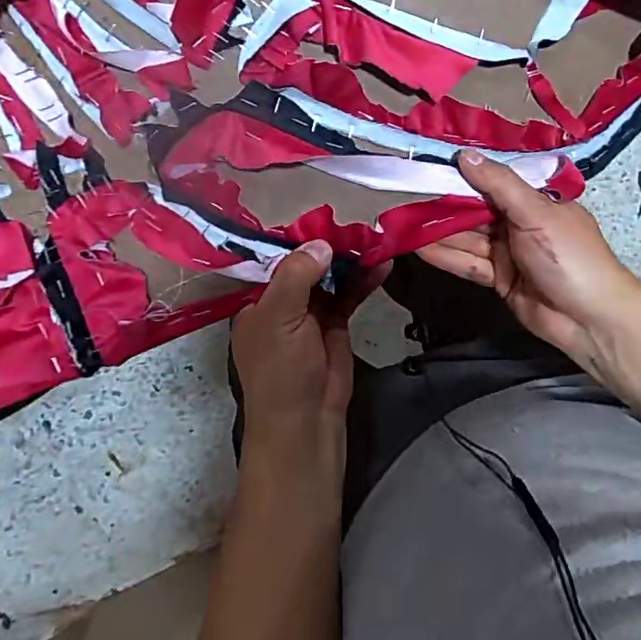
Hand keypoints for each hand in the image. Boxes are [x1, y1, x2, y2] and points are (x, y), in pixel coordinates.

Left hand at [231, 240, 388, 463]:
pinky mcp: (335, 323)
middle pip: (307, 265)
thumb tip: (320, 244)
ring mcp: (310, 312)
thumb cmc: (281, 370)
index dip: (299, 239)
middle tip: (359, 227)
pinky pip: (349, 294)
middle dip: (331, 247)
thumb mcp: (279, 318)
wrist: (306, 422)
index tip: (326, 218)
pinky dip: (364, 280)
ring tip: (375, 241)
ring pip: (331, 278)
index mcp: (258, 300)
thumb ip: (296, 276)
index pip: (276, 259)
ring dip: (351, 261)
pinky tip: (382, 266)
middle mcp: (282, 302)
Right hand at [417, 151, 640, 367]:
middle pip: (476, 210)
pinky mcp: (499, 279)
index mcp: (536, 200)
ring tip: (404, 223)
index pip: (494, 181)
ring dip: (438, 232)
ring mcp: (509, 252)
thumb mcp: (536, 213)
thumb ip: (499, 185)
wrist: (591, 321)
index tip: (431, 166)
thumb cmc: (570, 257)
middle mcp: (520, 222)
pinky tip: (419, 248)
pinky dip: (445, 256)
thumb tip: (466, 155)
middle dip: (444, 206)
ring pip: (468, 237)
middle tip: (408, 197)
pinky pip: (468, 263)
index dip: (464, 175)